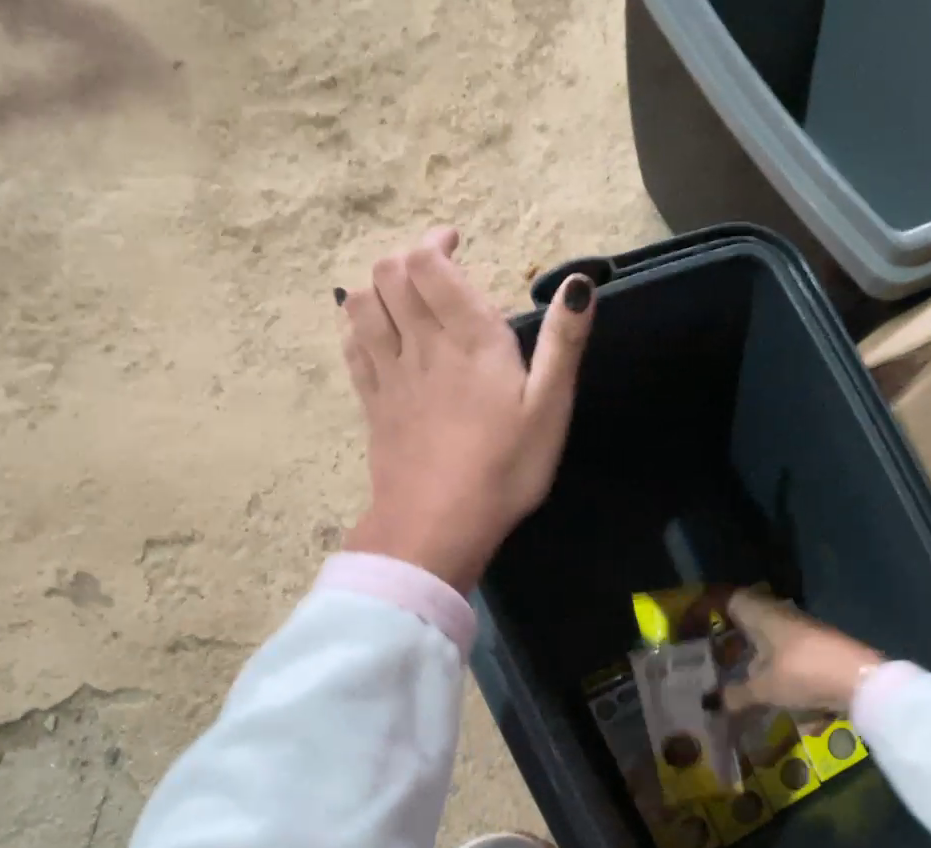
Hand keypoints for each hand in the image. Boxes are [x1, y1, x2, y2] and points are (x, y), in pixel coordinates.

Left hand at [337, 227, 594, 590]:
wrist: (438, 522)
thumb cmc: (506, 466)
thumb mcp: (551, 406)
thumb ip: (564, 341)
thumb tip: (579, 281)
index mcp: (469, 338)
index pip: (429, 264)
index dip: (436, 242)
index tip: (456, 241)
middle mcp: (420, 343)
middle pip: (389, 274)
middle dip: (409, 258)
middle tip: (437, 268)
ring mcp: (388, 373)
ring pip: (361, 303)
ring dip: (379, 285)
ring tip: (407, 296)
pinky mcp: (372, 403)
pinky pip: (351, 345)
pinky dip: (358, 324)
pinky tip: (377, 333)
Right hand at [717, 590, 882, 716]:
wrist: (862, 681)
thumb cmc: (804, 673)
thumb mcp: (764, 689)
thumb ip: (738, 696)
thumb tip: (716, 703)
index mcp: (763, 616)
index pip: (731, 600)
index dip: (711, 611)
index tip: (695, 631)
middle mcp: (783, 619)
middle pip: (751, 625)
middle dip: (734, 647)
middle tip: (716, 669)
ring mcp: (805, 635)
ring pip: (772, 647)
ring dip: (759, 669)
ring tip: (744, 695)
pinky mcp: (822, 654)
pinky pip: (793, 666)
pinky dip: (785, 684)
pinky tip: (787, 712)